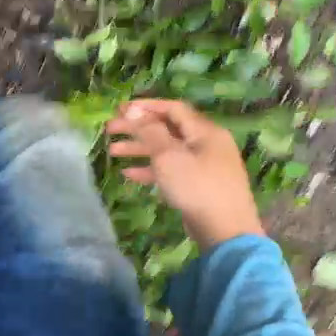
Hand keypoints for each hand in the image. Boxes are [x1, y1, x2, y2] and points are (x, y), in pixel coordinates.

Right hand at [104, 99, 265, 249]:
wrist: (225, 229)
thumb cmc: (196, 187)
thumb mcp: (168, 156)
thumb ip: (150, 131)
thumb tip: (134, 111)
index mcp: (205, 132)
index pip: (173, 109)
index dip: (145, 106)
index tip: (119, 109)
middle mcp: (206, 144)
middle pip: (167, 128)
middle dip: (137, 127)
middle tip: (110, 129)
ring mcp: (204, 164)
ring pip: (167, 149)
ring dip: (139, 148)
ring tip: (112, 151)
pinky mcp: (199, 183)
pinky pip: (171, 168)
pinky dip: (150, 168)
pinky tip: (129, 174)